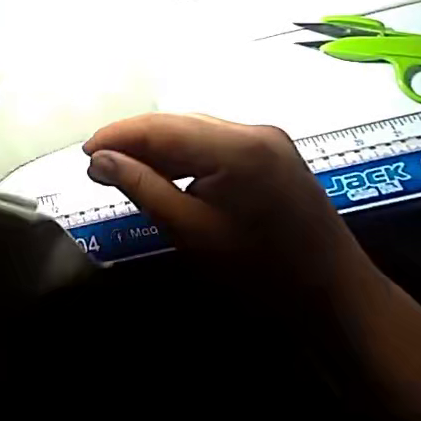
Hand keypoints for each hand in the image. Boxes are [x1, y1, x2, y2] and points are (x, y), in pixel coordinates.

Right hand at [83, 114, 372, 295]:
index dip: (119, 135)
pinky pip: (217, 145)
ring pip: (197, 132)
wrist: (335, 297)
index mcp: (238, 147)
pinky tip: (165, 174)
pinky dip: (187, 157)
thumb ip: (144, 188)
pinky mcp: (272, 153)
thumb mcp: (193, 233)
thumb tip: (101, 160)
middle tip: (98, 164)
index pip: (163, 128)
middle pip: (180, 124)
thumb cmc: (262, 275)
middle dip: (136, 140)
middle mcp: (254, 131)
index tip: (85, 152)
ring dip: (160, 148)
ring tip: (124, 170)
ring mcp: (267, 139)